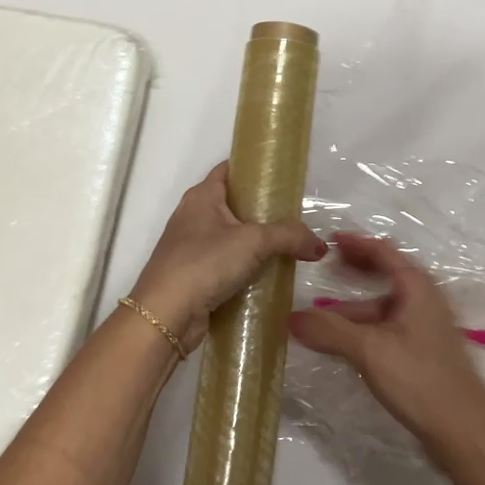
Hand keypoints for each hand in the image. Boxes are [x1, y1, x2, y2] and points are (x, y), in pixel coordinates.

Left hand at [129, 162, 327, 352]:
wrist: (165, 315)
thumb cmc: (204, 263)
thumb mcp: (254, 242)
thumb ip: (289, 236)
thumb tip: (319, 246)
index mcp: (202, 196)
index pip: (230, 170)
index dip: (255, 168)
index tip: (284, 176)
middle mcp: (193, 216)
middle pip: (234, 204)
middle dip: (263, 210)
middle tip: (295, 216)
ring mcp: (191, 247)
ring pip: (231, 237)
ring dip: (255, 243)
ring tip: (289, 247)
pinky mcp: (194, 276)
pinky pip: (226, 264)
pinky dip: (245, 268)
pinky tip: (268, 276)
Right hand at [288, 233, 484, 454]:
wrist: (463, 430)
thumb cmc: (420, 379)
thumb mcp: (370, 351)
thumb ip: (330, 331)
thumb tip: (291, 317)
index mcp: (417, 287)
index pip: (384, 252)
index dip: (357, 243)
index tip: (330, 239)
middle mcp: (425, 300)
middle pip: (387, 275)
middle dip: (356, 271)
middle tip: (327, 268)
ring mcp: (427, 327)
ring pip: (386, 307)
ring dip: (356, 307)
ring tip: (322, 316)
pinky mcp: (425, 352)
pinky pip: (390, 327)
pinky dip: (366, 327)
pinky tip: (347, 343)